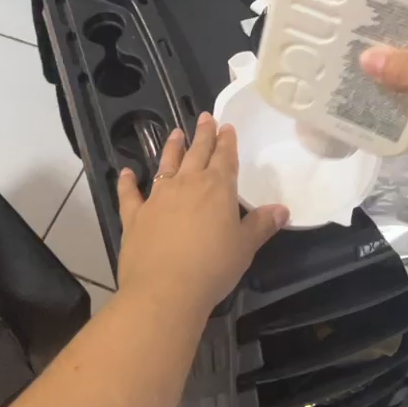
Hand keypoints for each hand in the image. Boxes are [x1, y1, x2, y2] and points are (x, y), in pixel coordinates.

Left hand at [115, 114, 287, 320]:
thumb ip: (261, 225)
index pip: (224, 158)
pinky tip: (125, 172)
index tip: (226, 126)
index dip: (226, 141)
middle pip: (197, 153)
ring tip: (175, 133)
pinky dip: (127, 182)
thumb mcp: (244, 247)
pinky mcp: (135, 215)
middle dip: (203, 135)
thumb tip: (282, 209)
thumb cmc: (213, 267)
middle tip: (205, 117)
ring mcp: (158, 198)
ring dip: (172, 148)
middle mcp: (187, 184)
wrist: (165, 289)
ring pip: (166, 165)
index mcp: (217, 188)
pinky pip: (130, 194)